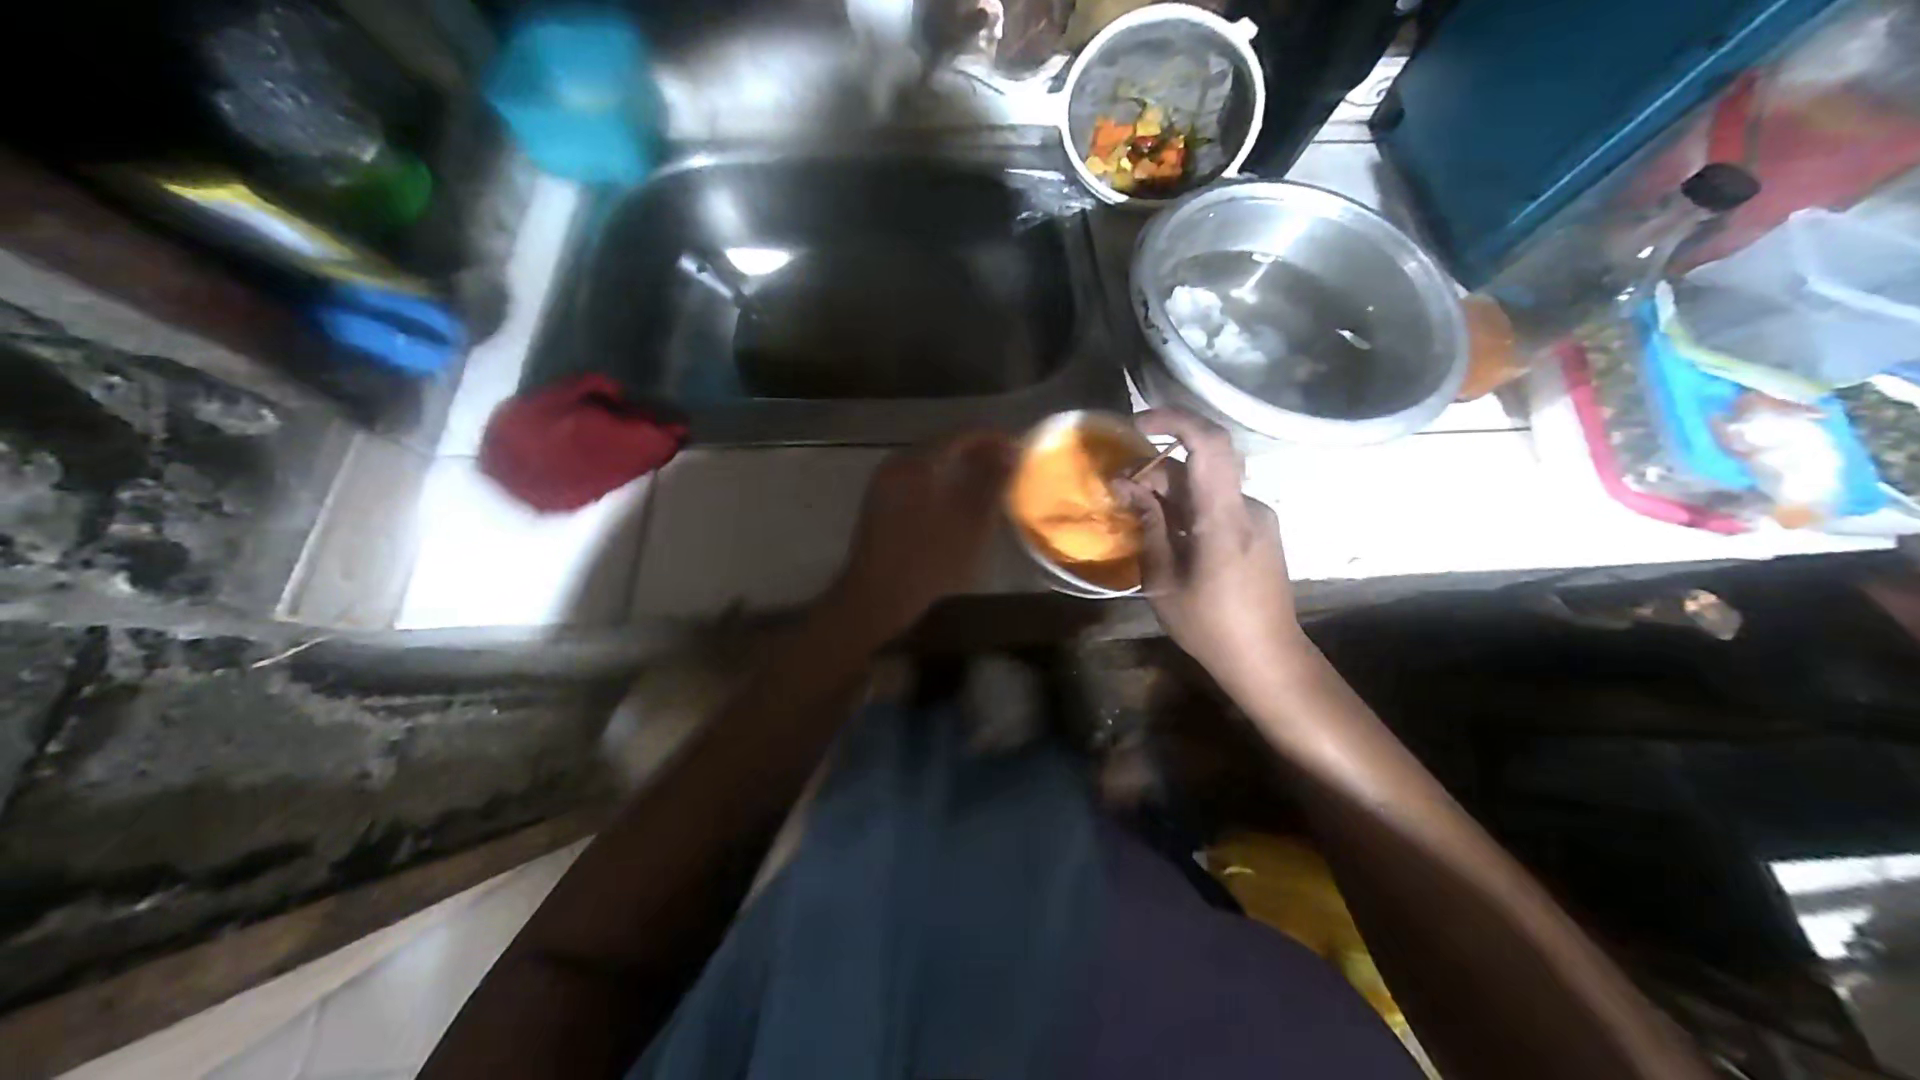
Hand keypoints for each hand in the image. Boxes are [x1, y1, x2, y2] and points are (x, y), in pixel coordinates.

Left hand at [824, 432, 1015, 645]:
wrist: (876, 597)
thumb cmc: (928, 562)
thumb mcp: (971, 523)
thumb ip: (992, 482)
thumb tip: (1011, 451)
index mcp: (917, 462)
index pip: (961, 434)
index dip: (993, 438)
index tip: (1018, 448)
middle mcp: (896, 463)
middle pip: (943, 444)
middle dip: (977, 450)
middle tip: (1007, 463)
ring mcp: (884, 482)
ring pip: (929, 462)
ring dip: (959, 466)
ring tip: (988, 480)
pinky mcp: (879, 502)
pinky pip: (916, 478)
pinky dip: (941, 480)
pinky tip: (957, 498)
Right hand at [1112, 410, 1314, 697]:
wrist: (1269, 659)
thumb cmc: (1211, 627)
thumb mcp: (1164, 582)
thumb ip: (1148, 527)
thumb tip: (1127, 486)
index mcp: (1224, 518)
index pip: (1209, 443)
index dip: (1174, 420)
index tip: (1137, 426)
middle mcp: (1247, 507)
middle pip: (1199, 467)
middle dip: (1155, 472)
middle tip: (1120, 496)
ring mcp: (1258, 518)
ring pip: (1207, 487)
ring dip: (1170, 494)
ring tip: (1140, 521)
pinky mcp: (1260, 531)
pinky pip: (1218, 504)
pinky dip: (1189, 509)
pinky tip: (1169, 537)